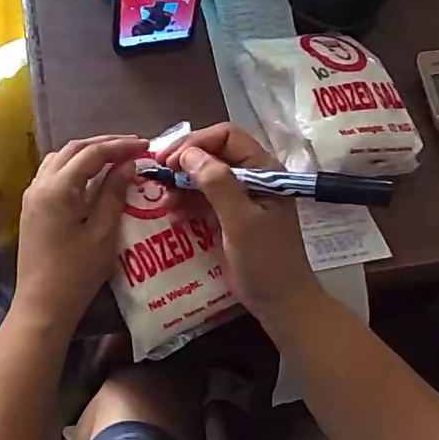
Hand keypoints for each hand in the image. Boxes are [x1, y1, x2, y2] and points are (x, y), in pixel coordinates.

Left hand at [14, 134, 148, 325]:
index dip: (119, 146)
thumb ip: (114, 194)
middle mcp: (39, 185)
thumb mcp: (103, 233)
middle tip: (133, 146)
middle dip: (104, 144)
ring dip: (87, 153)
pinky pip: (53, 173)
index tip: (145, 146)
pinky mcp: (32, 207)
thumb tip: (127, 165)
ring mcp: (32, 195)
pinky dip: (74, 166)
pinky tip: (92, 175)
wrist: (42, 305)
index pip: (91, 154)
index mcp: (56, 189)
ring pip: (60, 158)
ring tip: (115, 157)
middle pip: (73, 150)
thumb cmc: (76, 274)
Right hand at [164, 123, 324, 321]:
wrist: (280, 303)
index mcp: (263, 170)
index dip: (196, 143)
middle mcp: (251, 177)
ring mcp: (238, 197)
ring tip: (164, 202)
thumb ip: (217, 184)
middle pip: (211, 153)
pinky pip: (201, 199)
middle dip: (183, 163)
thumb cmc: (266, 261)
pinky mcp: (227, 217)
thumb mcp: (241, 221)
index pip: (226, 137)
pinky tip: (172, 216)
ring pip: (202, 176)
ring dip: (180, 185)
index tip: (170, 161)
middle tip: (158, 177)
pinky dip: (184, 203)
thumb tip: (188, 154)